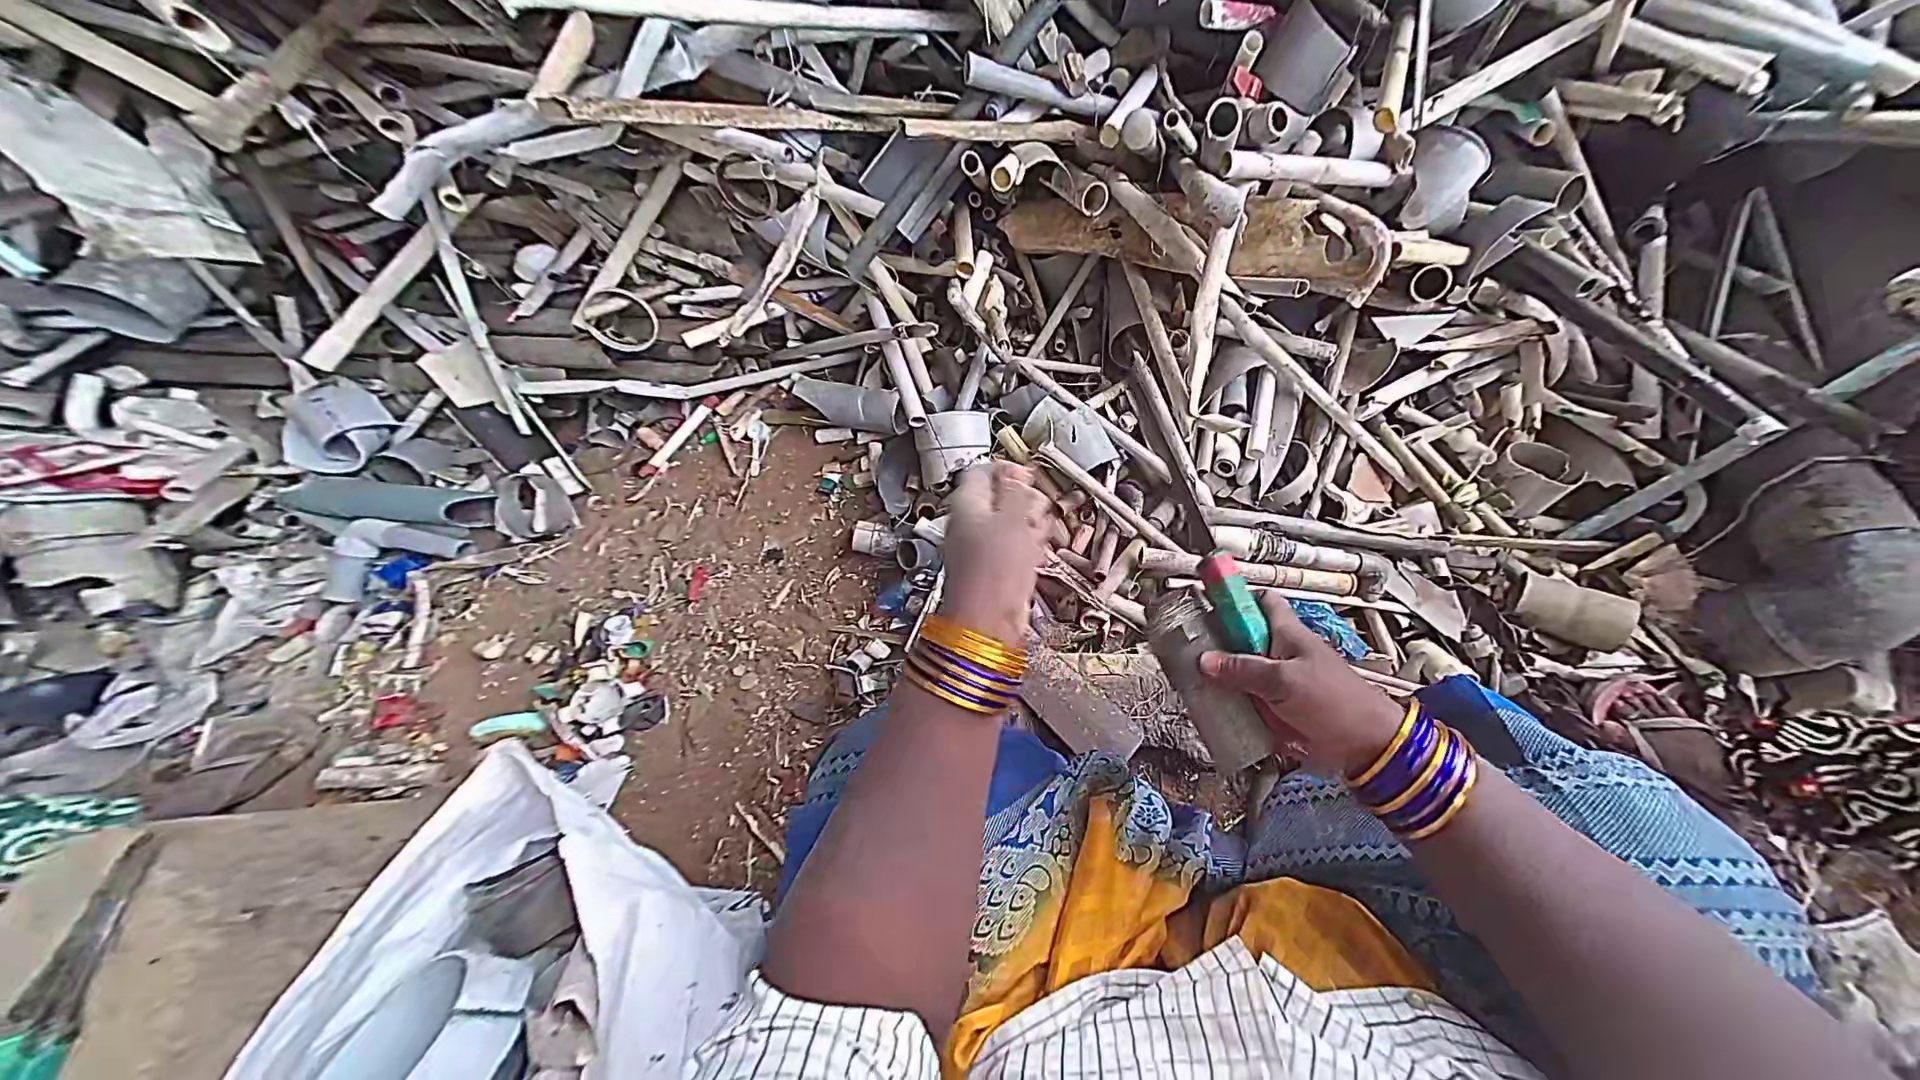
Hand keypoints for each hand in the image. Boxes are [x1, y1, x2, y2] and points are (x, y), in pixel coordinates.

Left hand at [939, 461, 1050, 645]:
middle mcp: (970, 523)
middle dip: (1025, 501)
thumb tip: (1016, 471)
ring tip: (1037, 536)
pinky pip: (1016, 546)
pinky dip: (1029, 546)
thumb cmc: (993, 573)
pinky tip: (1036, 553)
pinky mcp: (996, 566)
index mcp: (966, 505)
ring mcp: (982, 546)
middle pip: (1001, 497)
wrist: (990, 622)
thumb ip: (1015, 491)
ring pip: (1012, 522)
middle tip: (1036, 512)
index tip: (1028, 478)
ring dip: (1030, 524)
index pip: (982, 471)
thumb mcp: (1011, 520)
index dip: (1008, 471)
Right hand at [1199, 590, 1406, 775]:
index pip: (1261, 602)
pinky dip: (1228, 703)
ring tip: (1190, 679)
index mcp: (1287, 634)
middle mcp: (1279, 654)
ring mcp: (1276, 682)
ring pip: (1238, 671)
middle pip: (1240, 639)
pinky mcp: (1274, 708)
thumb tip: (1205, 661)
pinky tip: (1209, 707)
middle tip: (1189, 647)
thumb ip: (1243, 670)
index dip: (1237, 598)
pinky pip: (1243, 700)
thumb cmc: (1336, 703)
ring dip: (1218, 677)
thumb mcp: (1284, 681)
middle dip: (1216, 642)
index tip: (1209, 602)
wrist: (1366, 748)